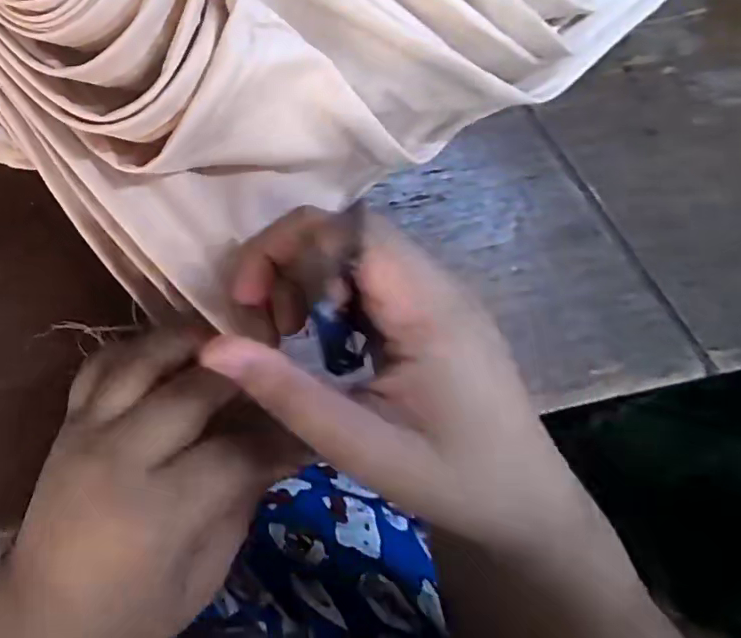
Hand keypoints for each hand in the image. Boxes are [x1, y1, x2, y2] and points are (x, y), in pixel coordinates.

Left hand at [0, 328, 294, 637]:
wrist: (48, 607)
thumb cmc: (134, 609)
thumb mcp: (201, 575)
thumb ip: (239, 503)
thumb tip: (284, 444)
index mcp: (158, 512)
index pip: (232, 454)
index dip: (277, 436)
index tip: (306, 421)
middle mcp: (119, 456)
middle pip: (188, 392)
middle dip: (237, 373)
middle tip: (270, 365)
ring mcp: (86, 428)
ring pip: (139, 360)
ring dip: (183, 341)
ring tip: (218, 338)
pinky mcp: (67, 416)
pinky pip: (99, 363)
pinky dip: (132, 347)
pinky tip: (161, 348)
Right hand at [199, 207, 677, 637]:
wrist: (531, 514)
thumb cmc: (455, 483)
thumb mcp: (364, 449)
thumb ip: (288, 394)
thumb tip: (210, 347)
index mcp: (428, 307)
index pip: (347, 227)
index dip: (286, 246)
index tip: (249, 300)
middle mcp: (432, 282)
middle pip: (339, 227)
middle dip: (283, 259)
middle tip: (260, 318)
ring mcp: (430, 290)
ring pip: (344, 244)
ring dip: (298, 275)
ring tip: (284, 331)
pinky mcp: (422, 304)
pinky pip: (357, 270)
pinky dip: (319, 290)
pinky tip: (315, 337)